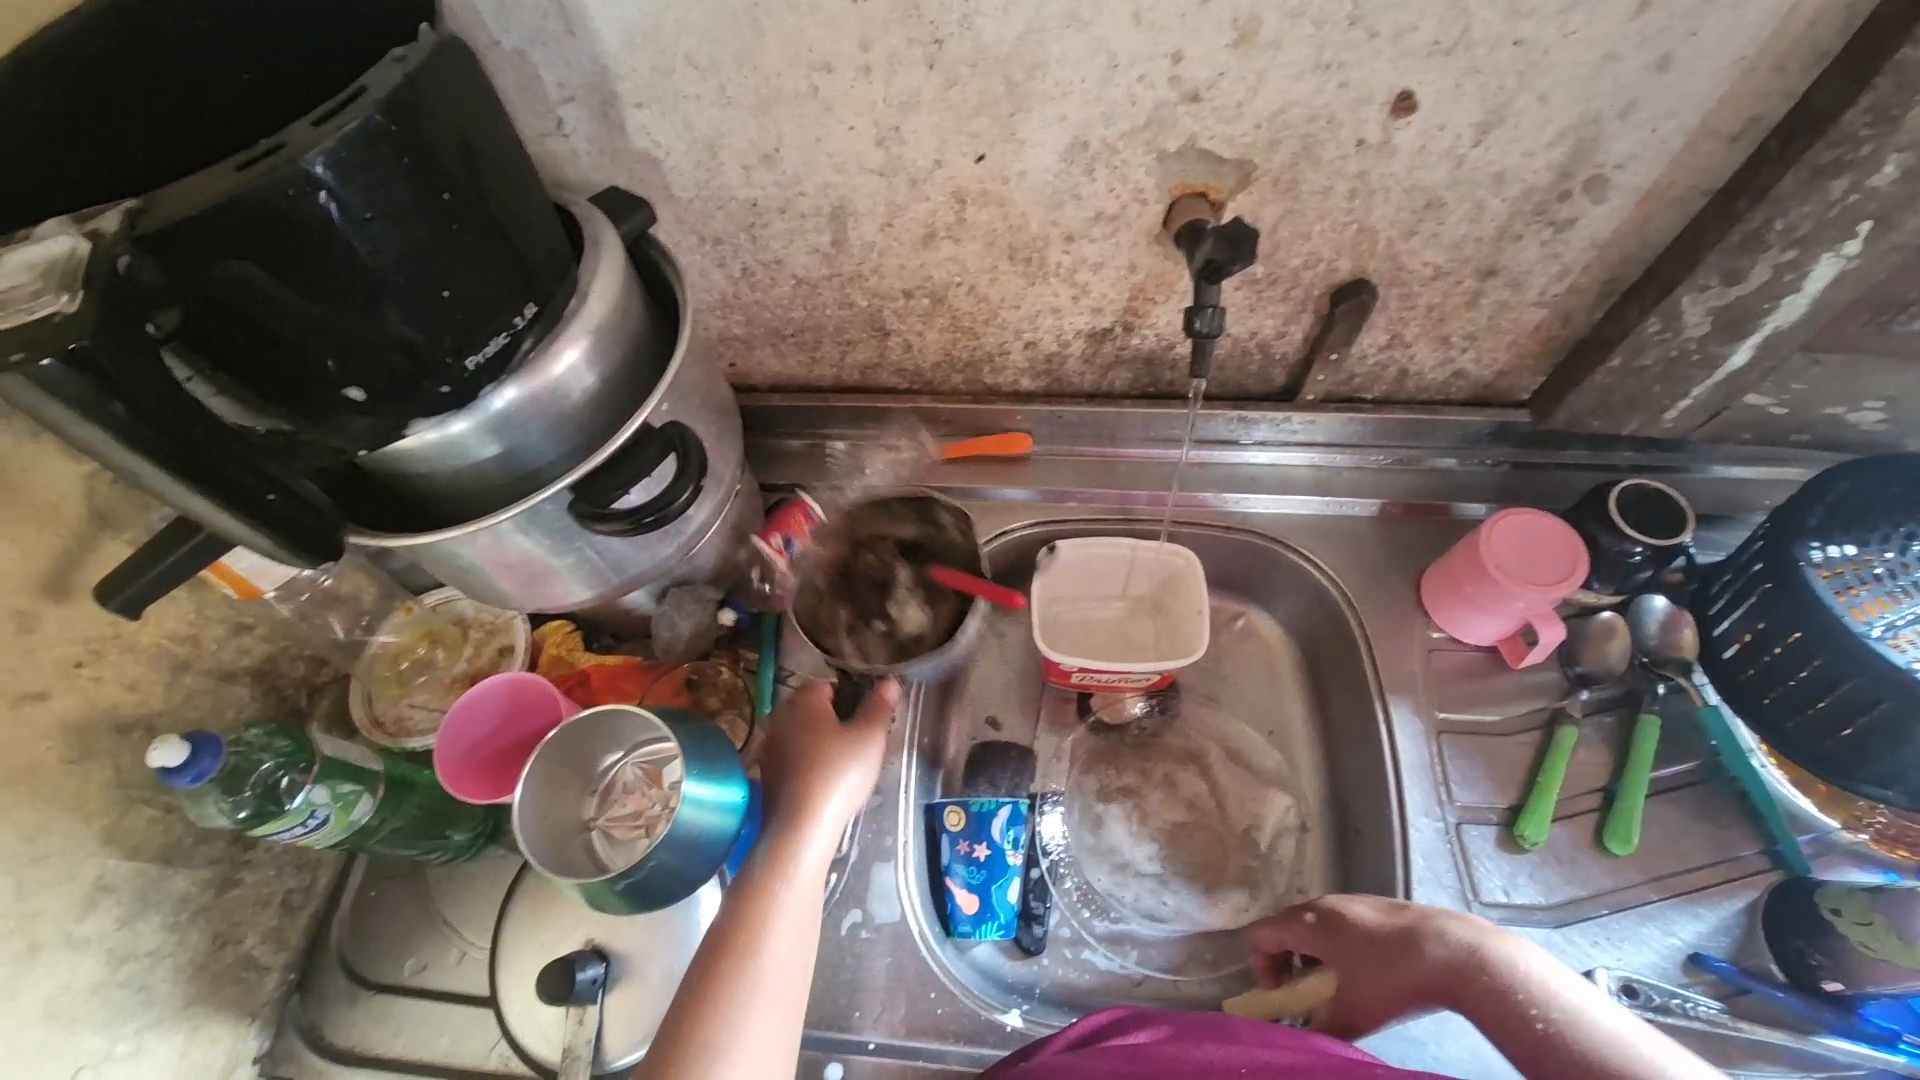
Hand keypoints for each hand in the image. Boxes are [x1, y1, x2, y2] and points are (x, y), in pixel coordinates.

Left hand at [758, 678, 899, 848]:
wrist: (801, 827)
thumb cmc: (839, 772)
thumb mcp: (870, 737)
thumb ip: (879, 706)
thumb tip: (889, 681)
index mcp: (803, 701)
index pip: (827, 685)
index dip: (850, 698)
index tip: (868, 719)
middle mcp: (779, 718)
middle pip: (813, 711)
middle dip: (836, 721)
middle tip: (861, 742)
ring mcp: (769, 749)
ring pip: (802, 737)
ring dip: (821, 744)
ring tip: (846, 766)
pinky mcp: (766, 777)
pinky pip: (793, 761)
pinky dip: (808, 766)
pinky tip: (825, 785)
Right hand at [1245, 894, 1513, 1038]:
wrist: (1455, 951)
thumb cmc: (1393, 978)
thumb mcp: (1355, 1013)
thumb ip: (1322, 1028)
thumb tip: (1307, 1040)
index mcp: (1306, 923)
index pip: (1259, 935)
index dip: (1261, 968)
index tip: (1284, 996)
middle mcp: (1321, 904)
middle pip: (1284, 928)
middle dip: (1287, 964)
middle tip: (1308, 996)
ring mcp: (1349, 901)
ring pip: (1314, 925)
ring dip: (1314, 956)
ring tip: (1341, 986)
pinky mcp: (1375, 905)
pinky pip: (1340, 923)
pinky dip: (1338, 946)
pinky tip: (1371, 972)